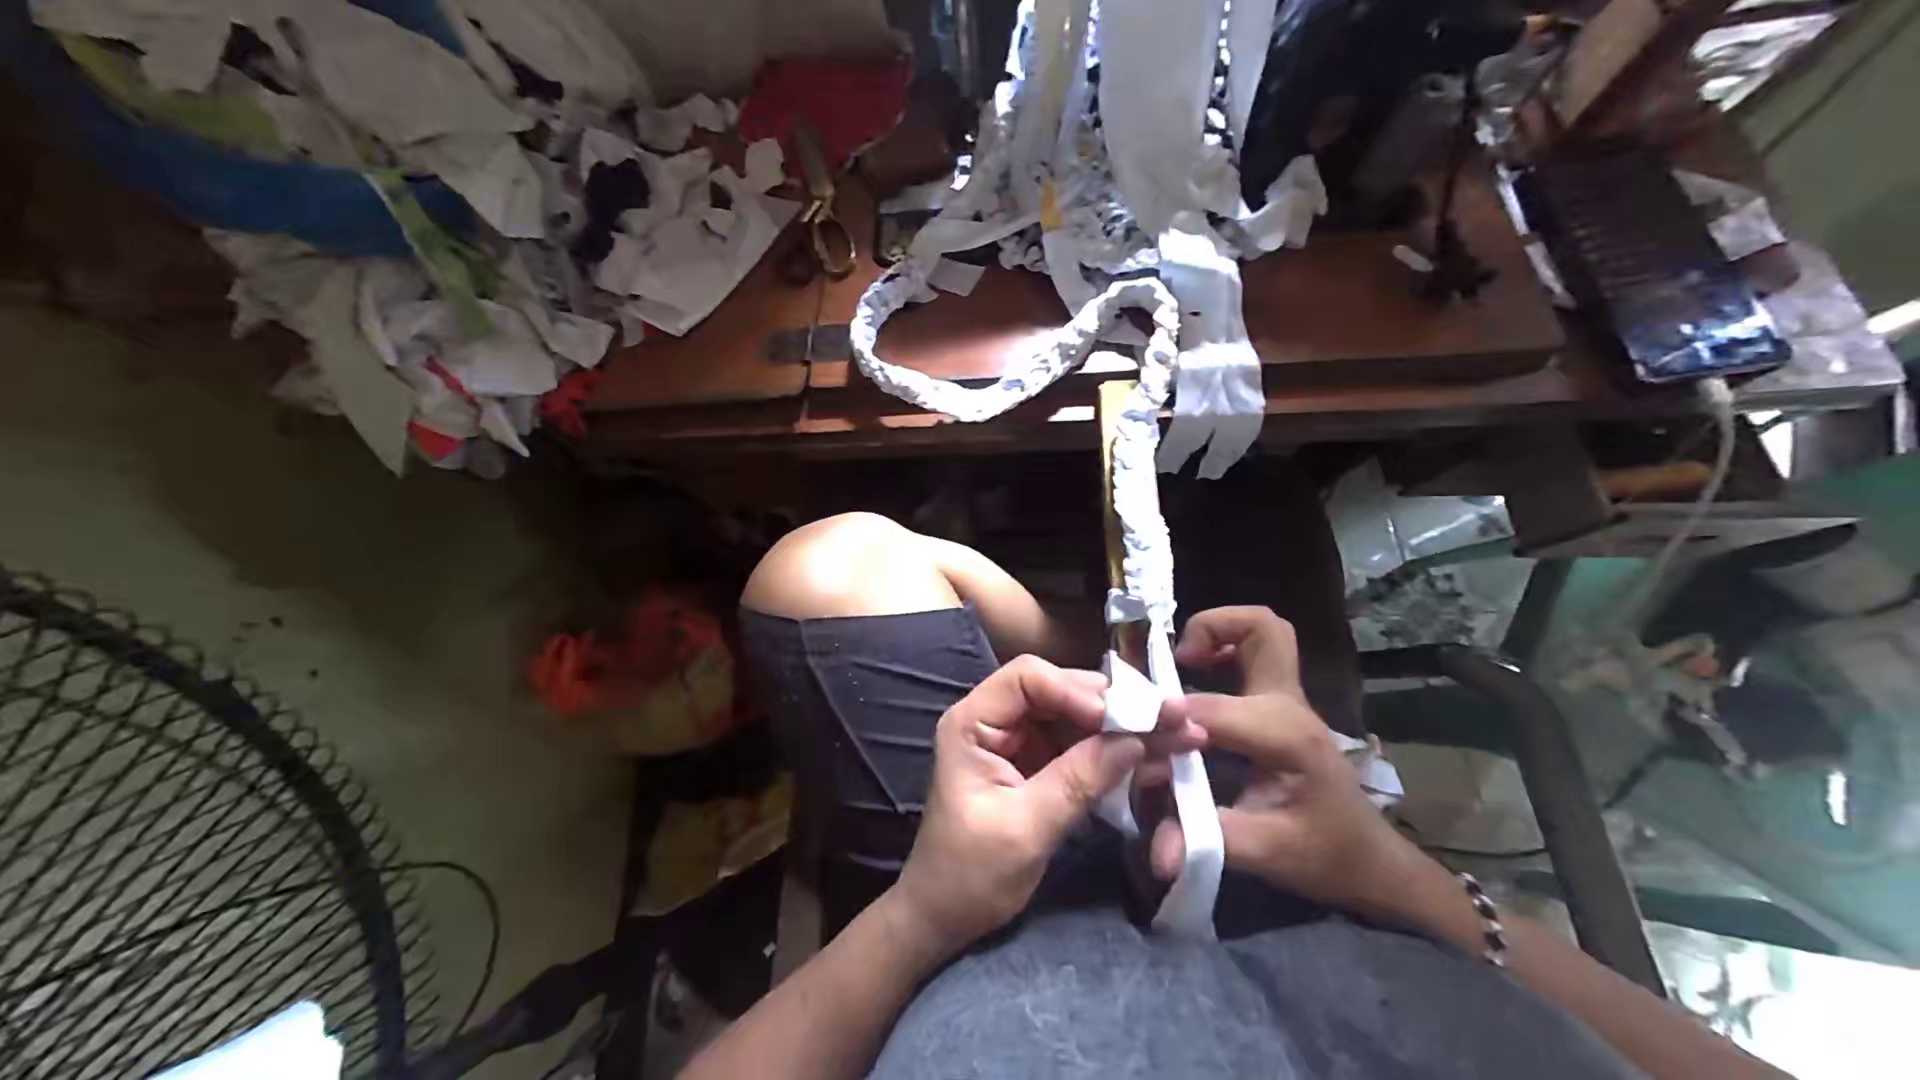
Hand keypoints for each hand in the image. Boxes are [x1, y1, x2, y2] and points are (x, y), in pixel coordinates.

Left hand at [891, 655, 1195, 952]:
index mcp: (973, 723)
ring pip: (1080, 717)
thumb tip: (1134, 741)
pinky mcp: (1040, 765)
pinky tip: (1158, 759)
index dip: (1076, 690)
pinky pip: (1084, 746)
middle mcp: (996, 720)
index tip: (1122, 719)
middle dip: (1117, 705)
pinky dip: (1119, 752)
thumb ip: (1077, 781)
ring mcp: (1020, 742)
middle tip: (1174, 717)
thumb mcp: (1024, 829)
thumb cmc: (969, 874)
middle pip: (1061, 691)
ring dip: (1128, 727)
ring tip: (1182, 734)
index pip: (1028, 678)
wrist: (946, 917)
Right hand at [1148, 607, 1418, 912]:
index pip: (1214, 709)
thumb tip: (1157, 853)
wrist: (1369, 860)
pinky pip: (1255, 654)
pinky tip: (1198, 681)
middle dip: (1213, 627)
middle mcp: (1288, 706)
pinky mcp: (1281, 706)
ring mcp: (1288, 701)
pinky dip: (1224, 651)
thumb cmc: (1323, 855)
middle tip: (1177, 662)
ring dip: (1219, 634)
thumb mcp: (1266, 854)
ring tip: (1183, 665)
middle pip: (1263, 628)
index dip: (1170, 718)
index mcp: (1286, 737)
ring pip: (1263, 632)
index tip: (1142, 735)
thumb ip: (1207, 843)